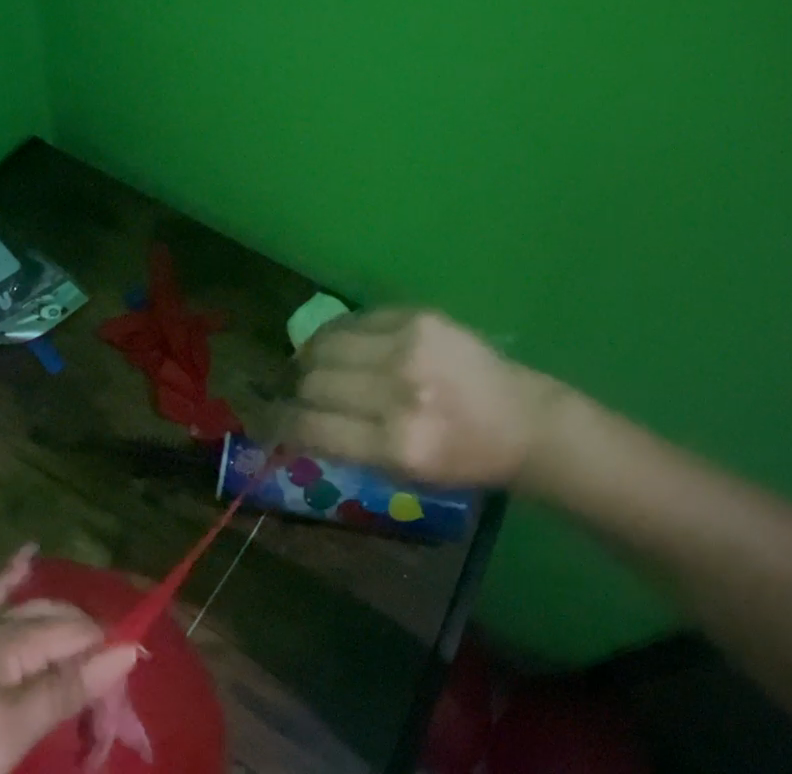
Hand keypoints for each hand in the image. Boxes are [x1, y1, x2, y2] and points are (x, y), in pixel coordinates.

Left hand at [0, 551, 139, 773]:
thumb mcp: (11, 731)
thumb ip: (67, 688)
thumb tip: (130, 650)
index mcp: (9, 640)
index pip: (77, 632)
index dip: (106, 656)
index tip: (120, 700)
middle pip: (56, 618)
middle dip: (86, 642)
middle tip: (106, 689)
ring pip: (27, 608)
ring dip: (59, 617)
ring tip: (87, 632)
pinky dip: (8, 577)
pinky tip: (24, 556)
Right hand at [291, 309, 588, 490]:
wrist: (522, 421)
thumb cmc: (461, 460)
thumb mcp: (403, 475)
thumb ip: (345, 445)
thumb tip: (292, 417)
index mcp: (397, 445)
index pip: (310, 426)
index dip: (279, 423)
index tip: (268, 422)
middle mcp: (401, 393)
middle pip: (312, 381)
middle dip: (296, 391)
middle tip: (297, 395)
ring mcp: (411, 347)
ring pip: (324, 343)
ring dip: (310, 358)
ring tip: (314, 366)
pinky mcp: (419, 316)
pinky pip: (353, 321)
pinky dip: (337, 336)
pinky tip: (342, 347)